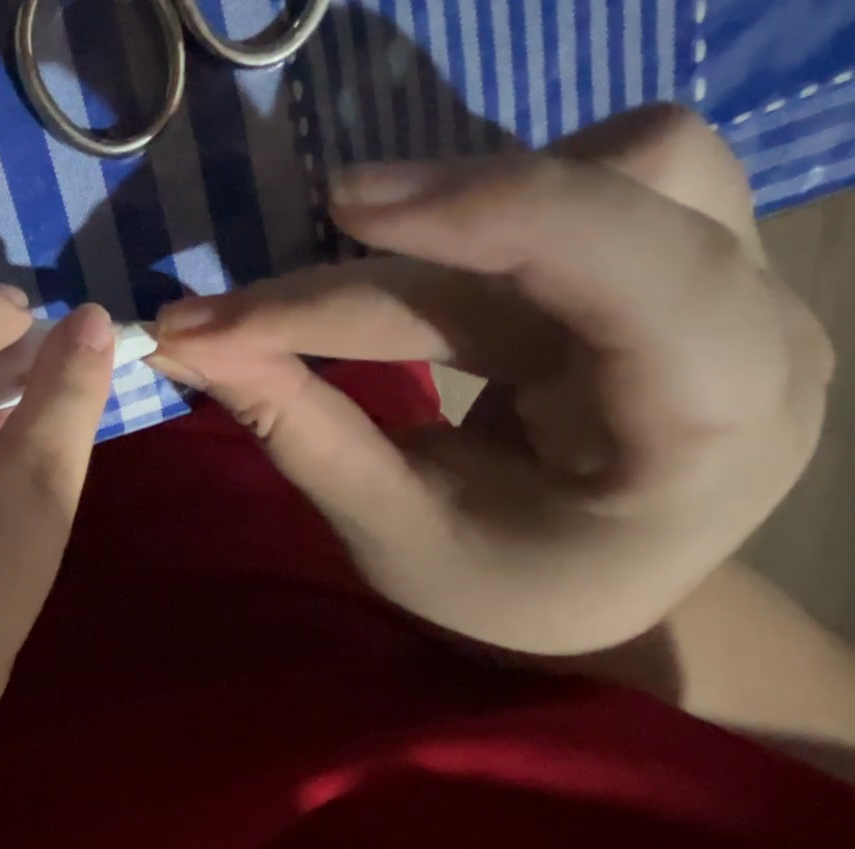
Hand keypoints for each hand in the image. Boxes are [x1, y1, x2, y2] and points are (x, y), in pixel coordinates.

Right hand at [154, 106, 834, 655]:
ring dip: (468, 203)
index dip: (489, 213)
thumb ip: (300, 431)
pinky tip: (416, 251)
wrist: (602, 599)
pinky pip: (592, 187)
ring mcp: (721, 286)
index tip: (333, 208)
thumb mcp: (390, 534)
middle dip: (410, 240)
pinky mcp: (670, 266)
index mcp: (709, 425)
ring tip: (353, 249)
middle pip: (603, 203)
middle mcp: (745, 331)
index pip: (632, 272)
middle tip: (254, 291)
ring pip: (619, 165)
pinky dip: (487, 209)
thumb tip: (187, 345)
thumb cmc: (503, 591)